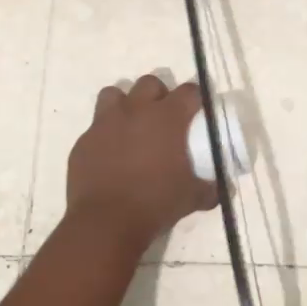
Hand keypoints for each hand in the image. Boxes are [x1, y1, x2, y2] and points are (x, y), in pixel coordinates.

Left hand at [65, 75, 218, 248]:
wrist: (106, 221)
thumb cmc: (155, 204)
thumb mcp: (192, 198)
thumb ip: (211, 188)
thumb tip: (221, 188)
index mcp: (167, 118)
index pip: (189, 91)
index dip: (196, 98)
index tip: (199, 111)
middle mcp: (136, 111)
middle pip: (149, 84)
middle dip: (158, 95)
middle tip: (164, 118)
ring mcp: (106, 123)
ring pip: (114, 94)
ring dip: (125, 104)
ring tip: (132, 126)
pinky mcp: (84, 139)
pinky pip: (95, 126)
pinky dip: (105, 133)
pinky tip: (110, 154)